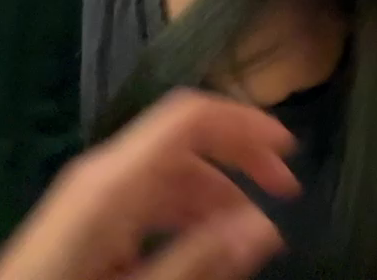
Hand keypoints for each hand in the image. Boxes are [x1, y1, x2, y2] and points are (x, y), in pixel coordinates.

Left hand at [0, 91, 300, 279]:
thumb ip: (199, 260)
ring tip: (252, 228)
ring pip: (170, 167)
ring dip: (217, 187)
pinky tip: (208, 238)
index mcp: (112, 179)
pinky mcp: (87, 215)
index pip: (189, 116)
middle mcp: (104, 170)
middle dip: (240, 153)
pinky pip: (149, 194)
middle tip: (285, 189)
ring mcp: (93, 191)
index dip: (243, 121)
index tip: (288, 149)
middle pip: (185, 136)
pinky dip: (187, 208)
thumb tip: (266, 226)